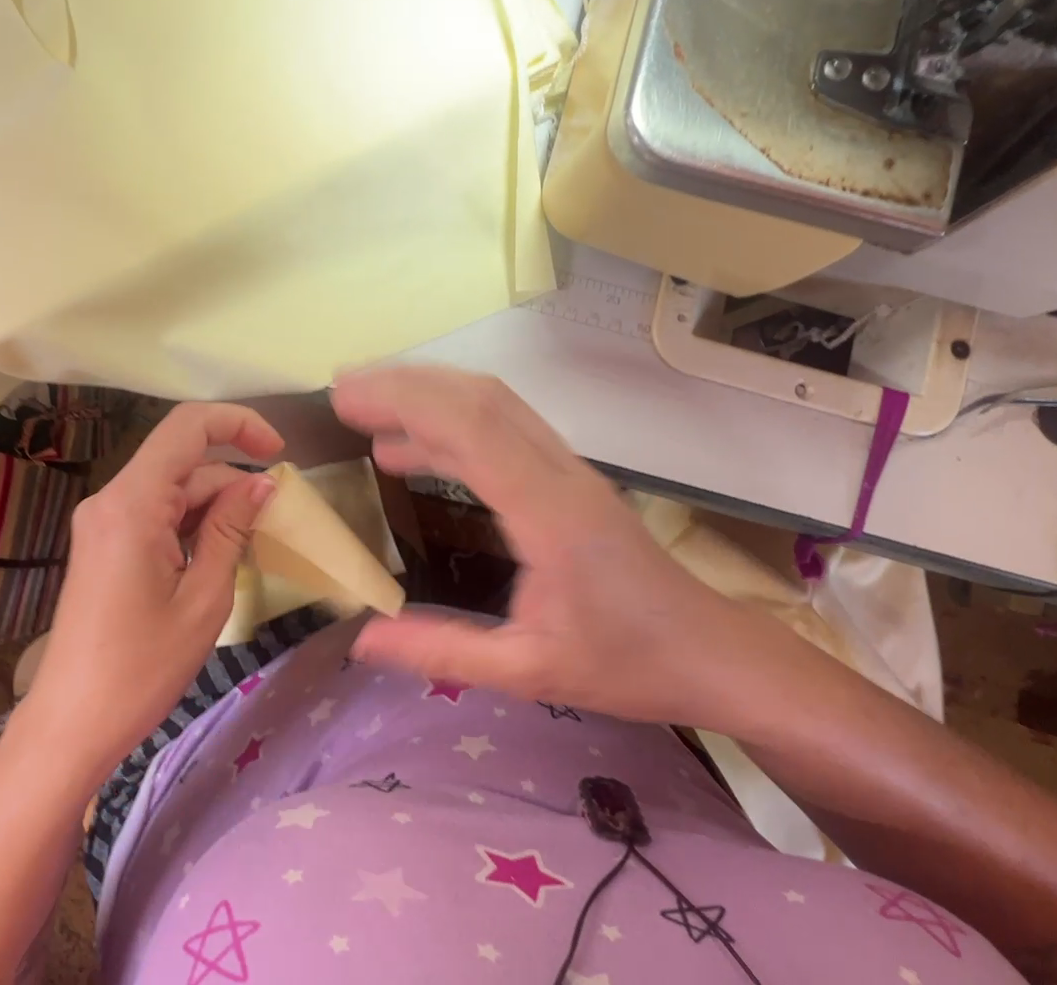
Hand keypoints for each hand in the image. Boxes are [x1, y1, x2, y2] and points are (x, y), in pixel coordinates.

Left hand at [26, 402, 282, 772]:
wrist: (73, 722)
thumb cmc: (143, 667)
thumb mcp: (204, 597)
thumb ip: (231, 529)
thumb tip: (262, 483)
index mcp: (132, 503)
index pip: (187, 427)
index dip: (239, 424)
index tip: (280, 452)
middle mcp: (110, 500)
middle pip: (182, 464)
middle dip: (233, 482)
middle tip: (274, 525)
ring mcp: (102, 523)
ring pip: (170, 491)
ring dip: (214, 508)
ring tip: (251, 548)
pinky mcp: (102, 546)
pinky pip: (154, 516)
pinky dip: (191, 526)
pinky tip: (217, 558)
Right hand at [332, 367, 771, 727]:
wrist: (713, 654)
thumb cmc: (627, 664)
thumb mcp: (528, 672)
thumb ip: (442, 652)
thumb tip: (361, 640)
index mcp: (549, 513)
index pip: (469, 429)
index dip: (402, 401)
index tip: (345, 398)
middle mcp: (560, 475)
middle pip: (479, 399)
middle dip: (406, 383)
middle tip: (342, 390)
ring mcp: (569, 472)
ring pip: (495, 405)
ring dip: (429, 395)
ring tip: (365, 407)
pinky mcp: (570, 481)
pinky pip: (505, 430)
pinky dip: (452, 424)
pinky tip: (412, 451)